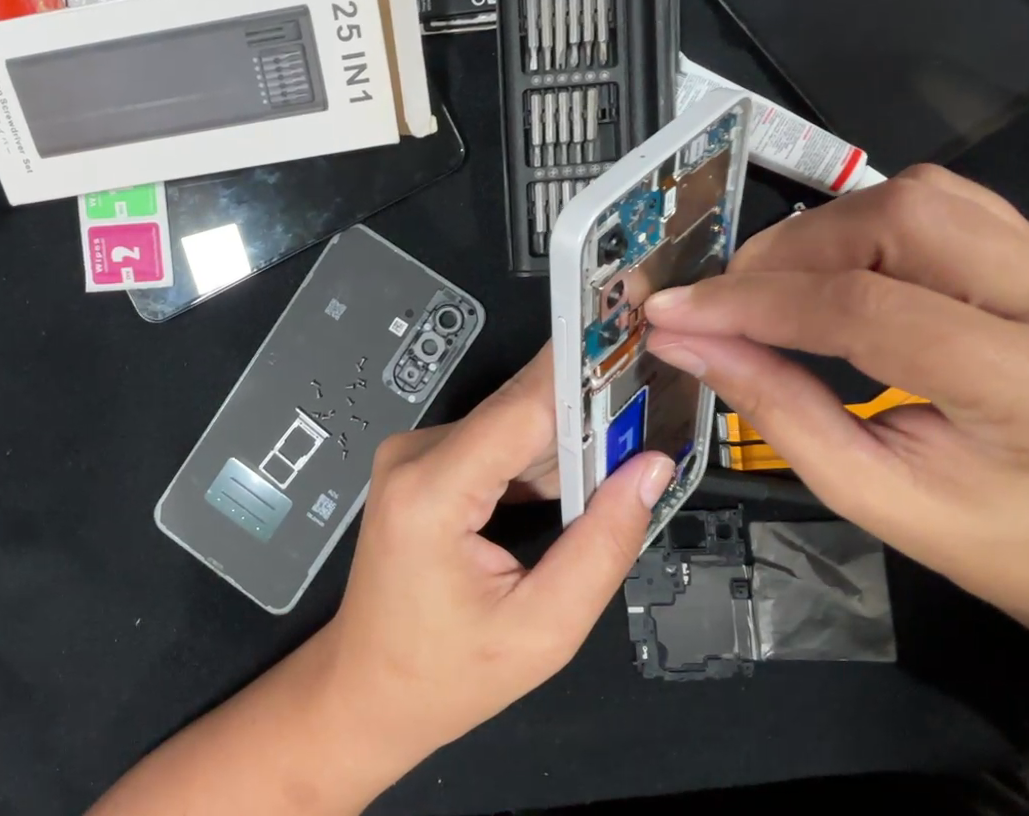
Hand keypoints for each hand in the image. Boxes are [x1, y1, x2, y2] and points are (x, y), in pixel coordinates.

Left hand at [319, 349, 674, 763]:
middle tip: (658, 399)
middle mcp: (413, 455)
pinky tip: (581, 478)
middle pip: (518, 410)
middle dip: (589, 408)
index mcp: (431, 490)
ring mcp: (413, 456)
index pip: (523, 408)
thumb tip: (651, 469)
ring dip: (567, 439)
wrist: (370, 687)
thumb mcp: (543, 628)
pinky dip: (538, 459)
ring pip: (510, 424)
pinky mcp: (422, 466)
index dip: (584, 373)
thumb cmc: (446, 674)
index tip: (639, 341)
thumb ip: (603, 545)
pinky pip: (493, 445)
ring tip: (632, 444)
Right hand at [641, 166, 1028, 619]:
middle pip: (904, 220)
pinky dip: (859, 224)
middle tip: (726, 301)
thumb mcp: (863, 490)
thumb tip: (682, 337)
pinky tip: (832, 270)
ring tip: (774, 288)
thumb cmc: (977, 530)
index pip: (873, 312)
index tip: (674, 312)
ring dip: (819, 232)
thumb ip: (773, 404)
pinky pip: (939, 201)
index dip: (757, 303)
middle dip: (789, 252)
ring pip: (919, 196)